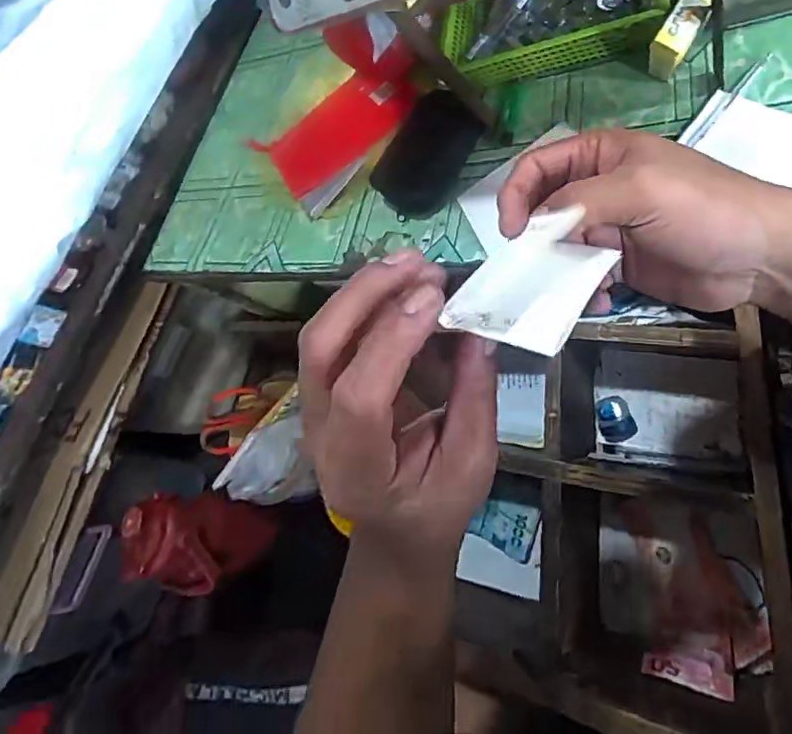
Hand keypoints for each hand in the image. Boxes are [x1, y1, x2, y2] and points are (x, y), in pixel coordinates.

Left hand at [298, 248, 498, 569]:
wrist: (395, 529)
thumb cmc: (436, 506)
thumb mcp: (472, 464)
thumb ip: (475, 398)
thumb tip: (478, 332)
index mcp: (356, 468)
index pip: (359, 396)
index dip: (393, 340)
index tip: (435, 298)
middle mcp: (320, 433)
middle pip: (321, 349)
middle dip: (366, 296)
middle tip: (419, 265)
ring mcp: (313, 406)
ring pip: (321, 333)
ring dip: (364, 289)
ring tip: (413, 262)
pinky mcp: (323, 386)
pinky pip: (336, 332)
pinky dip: (366, 299)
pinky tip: (400, 280)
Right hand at [497, 128, 779, 312]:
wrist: (759, 255)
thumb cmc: (701, 207)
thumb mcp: (638, 190)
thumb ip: (580, 201)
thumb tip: (535, 223)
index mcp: (601, 154)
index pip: (540, 164)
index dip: (517, 192)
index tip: (511, 231)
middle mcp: (601, 187)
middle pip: (546, 208)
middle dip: (536, 236)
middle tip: (535, 265)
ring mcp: (612, 226)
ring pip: (562, 245)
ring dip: (557, 267)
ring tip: (571, 286)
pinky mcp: (623, 262)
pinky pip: (585, 274)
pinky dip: (582, 288)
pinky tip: (597, 299)